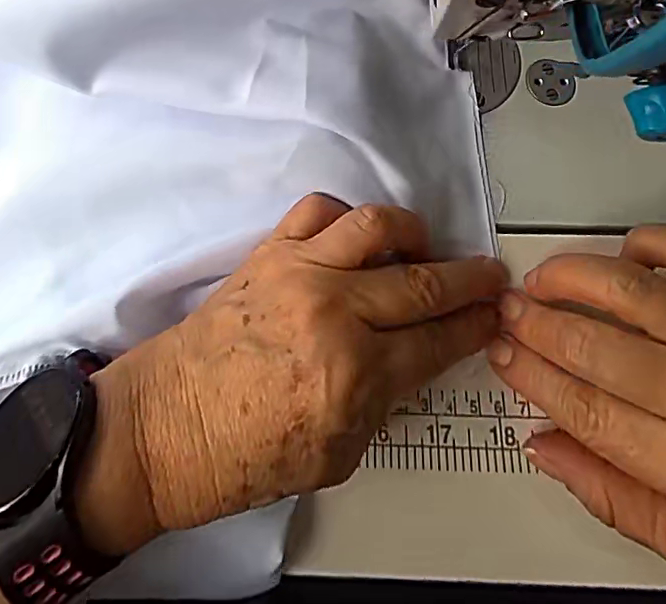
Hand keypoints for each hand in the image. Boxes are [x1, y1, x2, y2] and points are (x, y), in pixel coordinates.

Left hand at [92, 194, 507, 541]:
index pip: (437, 339)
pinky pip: (315, 211)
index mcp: (355, 374)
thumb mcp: (339, 454)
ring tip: (423, 245)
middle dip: (467, 278)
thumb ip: (382, 399)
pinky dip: (344, 215)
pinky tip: (353, 235)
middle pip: (420, 281)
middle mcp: (331, 311)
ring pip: (373, 226)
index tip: (495, 313)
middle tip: (488, 276)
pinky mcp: (266, 253)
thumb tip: (408, 357)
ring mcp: (296, 272)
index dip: (474, 325)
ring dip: (411, 232)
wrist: (170, 421)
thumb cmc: (246, 452)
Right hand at [489, 227, 665, 603]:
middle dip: (533, 323)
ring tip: (540, 280)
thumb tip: (542, 444)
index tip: (499, 354)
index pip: (582, 407)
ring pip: (631, 290)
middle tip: (505, 313)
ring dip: (571, 275)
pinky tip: (623, 254)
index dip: (529, 375)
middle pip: (593, 343)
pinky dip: (651, 241)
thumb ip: (612, 497)